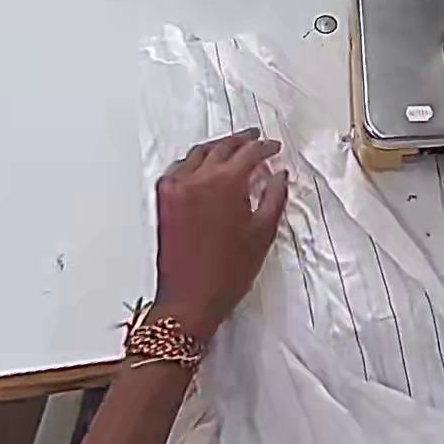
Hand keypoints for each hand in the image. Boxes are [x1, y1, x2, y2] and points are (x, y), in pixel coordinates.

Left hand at [152, 128, 287, 337]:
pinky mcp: (164, 203)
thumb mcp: (263, 231)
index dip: (266, 147)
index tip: (274, 149)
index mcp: (225, 182)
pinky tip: (202, 167)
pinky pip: (178, 169)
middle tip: (256, 141)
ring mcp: (177, 190)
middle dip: (242, 141)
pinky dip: (193, 162)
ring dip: (218, 147)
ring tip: (232, 150)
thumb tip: (279, 176)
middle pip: (223, 147)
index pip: (250, 152)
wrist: (189, 303)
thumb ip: (275, 195)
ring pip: (199, 154)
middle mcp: (198, 179)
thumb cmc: (227, 271)